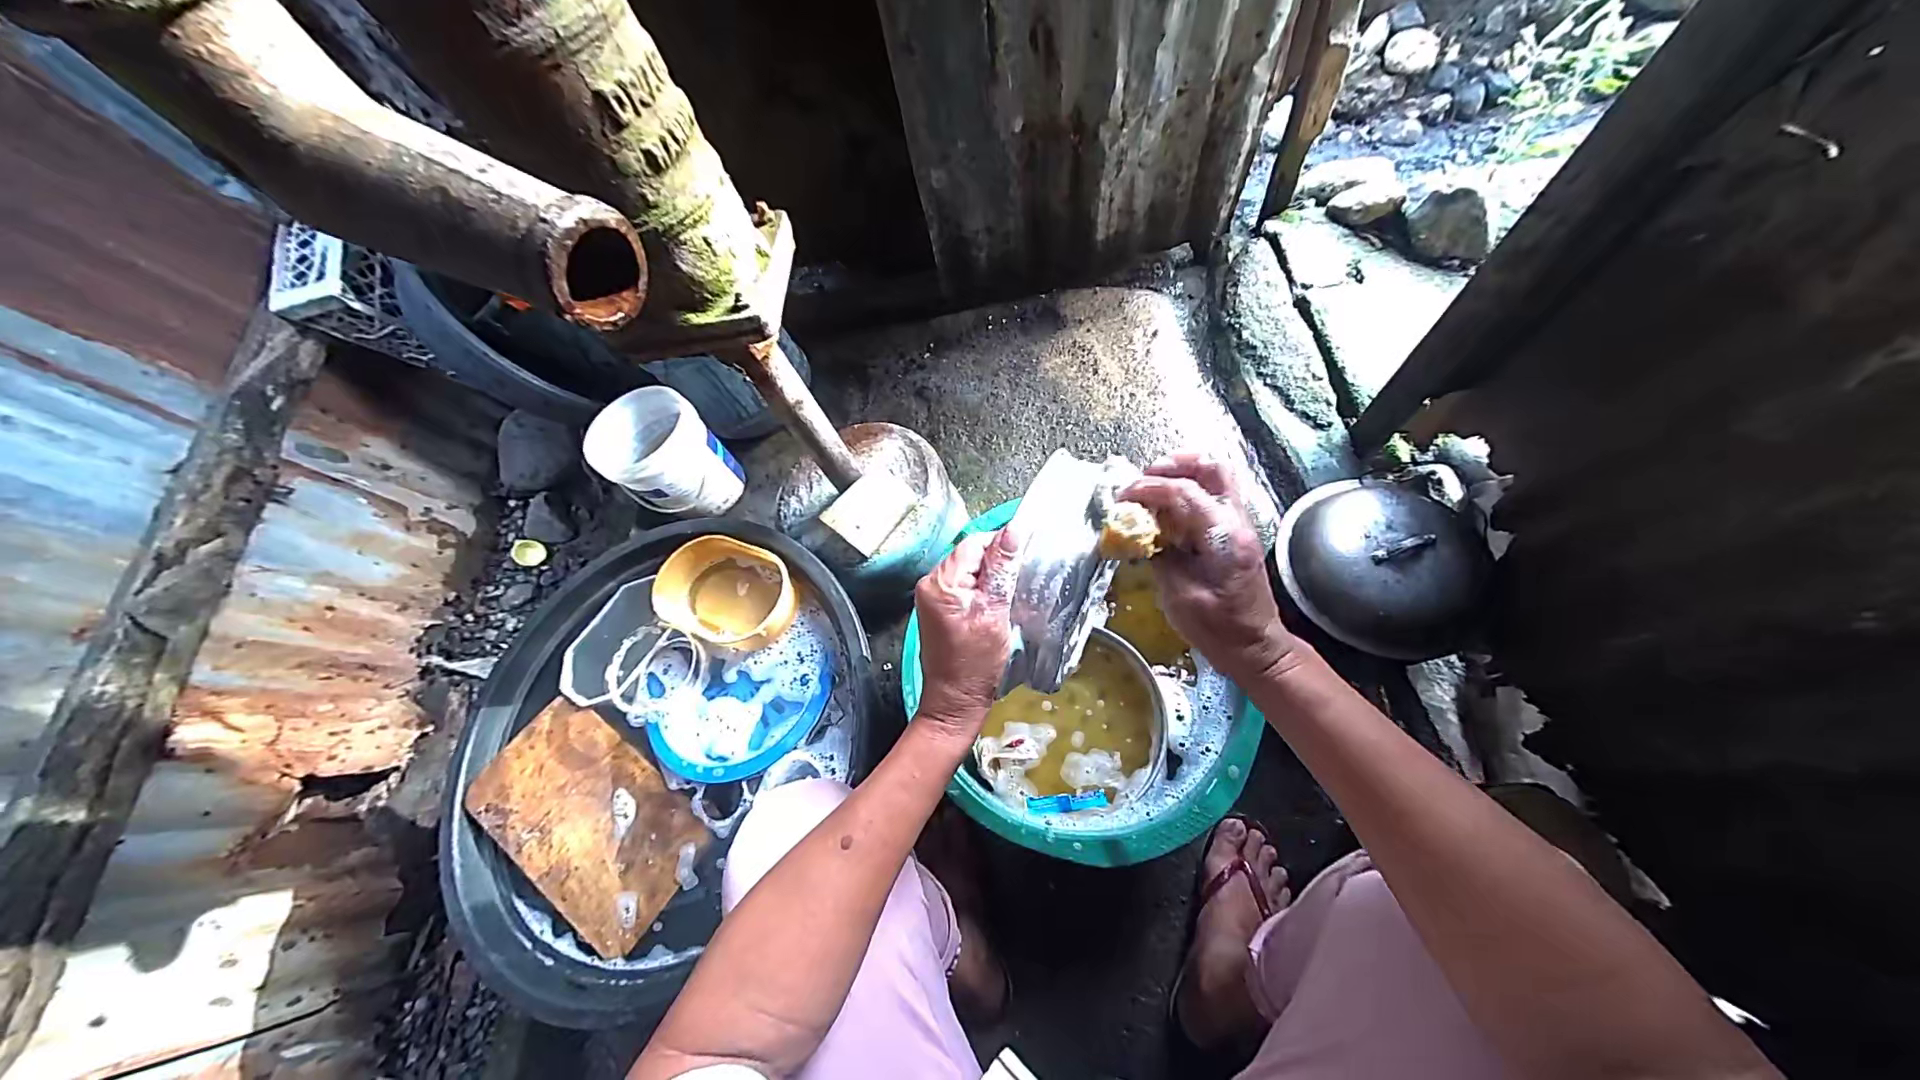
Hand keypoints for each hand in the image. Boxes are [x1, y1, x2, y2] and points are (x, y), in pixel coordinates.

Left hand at [914, 525, 1024, 741]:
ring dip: (990, 577)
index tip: (1024, 554)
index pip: (974, 543)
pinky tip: (995, 604)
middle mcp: (930, 584)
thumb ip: (1002, 570)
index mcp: (941, 582)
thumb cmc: (974, 665)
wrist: (955, 700)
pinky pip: (963, 584)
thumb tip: (1013, 533)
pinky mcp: (938, 606)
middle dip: (996, 562)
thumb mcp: (995, 612)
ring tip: (1007, 596)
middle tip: (1018, 581)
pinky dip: (981, 589)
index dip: (1001, 545)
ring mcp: (932, 596)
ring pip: (968, 568)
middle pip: (970, 553)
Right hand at [1120, 453, 1306, 683]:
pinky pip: (1214, 496)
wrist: (1255, 648)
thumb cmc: (1217, 628)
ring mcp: (1241, 525)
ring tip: (1153, 488)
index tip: (1122, 497)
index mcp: (1223, 537)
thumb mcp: (1177, 595)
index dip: (1147, 488)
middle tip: (1142, 480)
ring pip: (1217, 476)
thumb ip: (1159, 554)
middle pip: (1212, 468)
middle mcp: (1238, 522)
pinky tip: (1168, 509)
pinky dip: (1190, 491)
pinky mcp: (1236, 533)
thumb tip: (1140, 530)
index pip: (1184, 491)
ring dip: (1183, 474)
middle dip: (1172, 466)